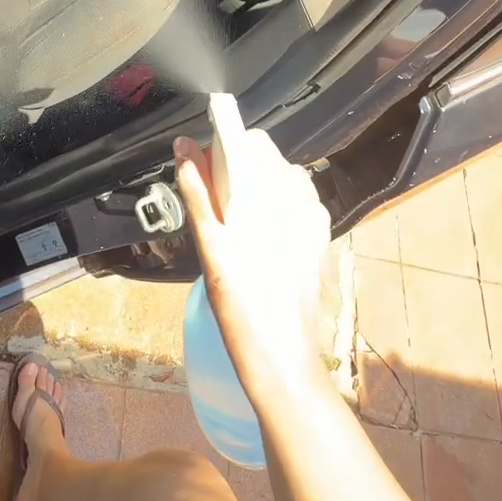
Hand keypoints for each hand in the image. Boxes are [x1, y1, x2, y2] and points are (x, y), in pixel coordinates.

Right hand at [173, 127, 332, 390]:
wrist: (282, 358)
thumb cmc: (242, 301)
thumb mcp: (211, 243)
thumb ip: (198, 190)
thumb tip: (183, 145)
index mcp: (279, 191)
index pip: (253, 142)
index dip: (225, 148)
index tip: (205, 172)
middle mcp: (304, 198)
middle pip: (267, 161)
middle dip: (238, 172)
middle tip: (214, 208)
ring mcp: (315, 220)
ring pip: (279, 184)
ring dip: (254, 191)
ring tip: (232, 227)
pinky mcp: (318, 241)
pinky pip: (292, 209)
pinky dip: (272, 212)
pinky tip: (255, 242)